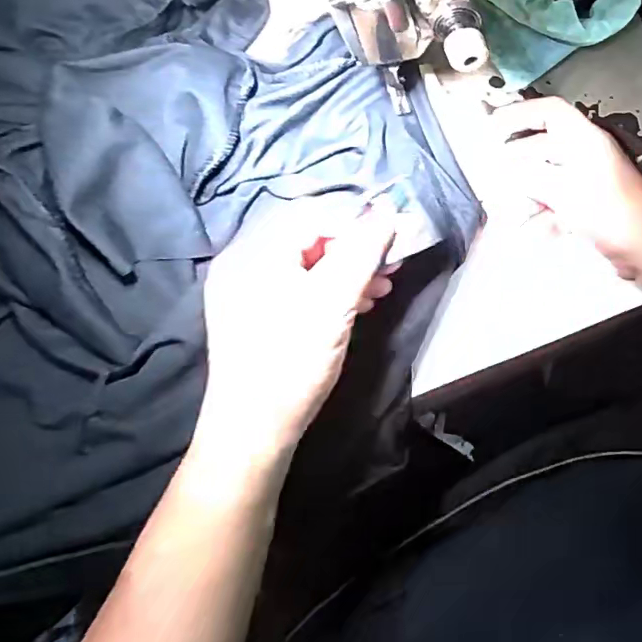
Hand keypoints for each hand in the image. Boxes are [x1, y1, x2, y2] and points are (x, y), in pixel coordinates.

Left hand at [194, 202, 397, 481]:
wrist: (252, 432)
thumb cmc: (292, 361)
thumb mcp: (334, 301)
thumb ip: (362, 251)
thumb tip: (387, 209)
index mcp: (255, 253)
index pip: (314, 214)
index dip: (358, 219)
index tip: (395, 235)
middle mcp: (245, 263)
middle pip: (311, 236)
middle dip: (358, 245)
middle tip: (394, 260)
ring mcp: (248, 290)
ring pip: (309, 262)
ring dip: (350, 267)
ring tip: (384, 284)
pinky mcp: (257, 315)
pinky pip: (300, 284)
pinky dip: (333, 287)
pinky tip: (360, 303)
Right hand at [491, 96, 641, 280]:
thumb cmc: (615, 216)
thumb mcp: (562, 190)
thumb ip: (528, 176)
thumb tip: (504, 168)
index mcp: (586, 141)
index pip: (550, 112)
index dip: (519, 115)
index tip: (494, 126)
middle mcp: (589, 156)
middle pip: (542, 149)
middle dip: (517, 167)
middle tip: (496, 178)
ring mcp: (590, 182)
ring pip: (547, 180)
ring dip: (528, 197)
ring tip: (514, 213)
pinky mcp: (591, 207)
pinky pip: (558, 205)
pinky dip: (544, 216)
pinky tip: (537, 230)